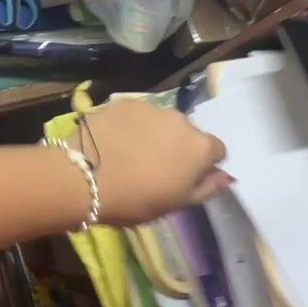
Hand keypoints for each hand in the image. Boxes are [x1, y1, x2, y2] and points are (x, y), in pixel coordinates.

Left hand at [78, 98, 228, 225]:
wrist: (83, 177)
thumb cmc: (135, 199)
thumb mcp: (176, 204)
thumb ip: (206, 187)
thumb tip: (224, 176)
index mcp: (199, 146)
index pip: (215, 150)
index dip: (202, 164)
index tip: (183, 176)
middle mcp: (179, 119)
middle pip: (186, 132)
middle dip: (176, 145)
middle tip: (153, 165)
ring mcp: (149, 107)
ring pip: (159, 121)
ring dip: (152, 132)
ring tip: (129, 152)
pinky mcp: (121, 102)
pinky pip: (133, 114)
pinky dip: (128, 124)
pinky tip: (112, 140)